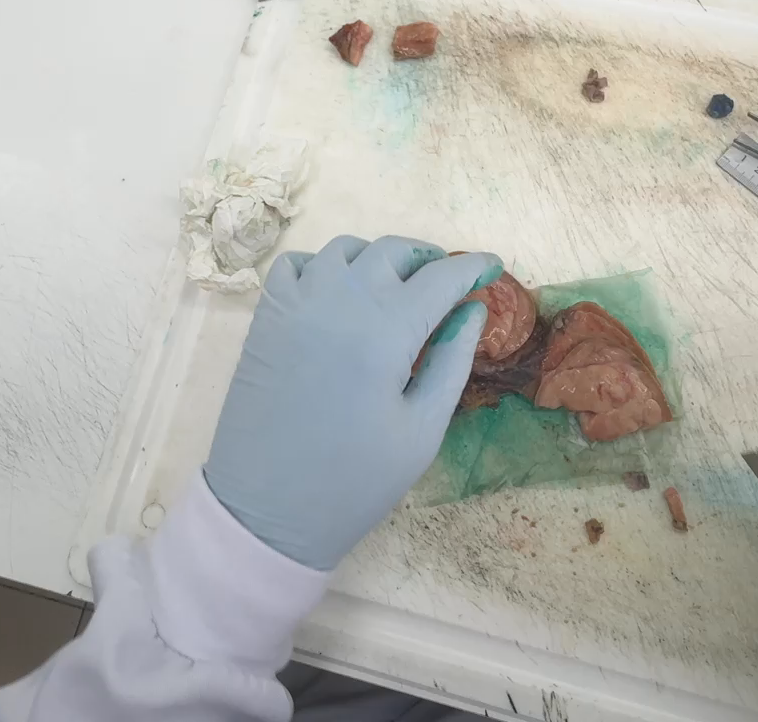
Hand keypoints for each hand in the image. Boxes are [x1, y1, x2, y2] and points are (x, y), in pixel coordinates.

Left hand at [203, 236, 498, 570]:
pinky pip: (298, 263)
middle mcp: (341, 299)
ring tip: (394, 287)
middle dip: (428, 259)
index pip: (441, 277)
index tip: (492, 264)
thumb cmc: (354, 480)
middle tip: (446, 283)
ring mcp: (298, 301)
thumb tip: (473, 309)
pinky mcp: (267, 314)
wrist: (265, 510)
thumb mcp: (422, 430)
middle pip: (394, 250)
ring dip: (378, 258)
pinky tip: (337, 293)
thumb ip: (452, 361)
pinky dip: (324, 265)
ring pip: (346, 248)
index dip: (472, 265)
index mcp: (387, 329)